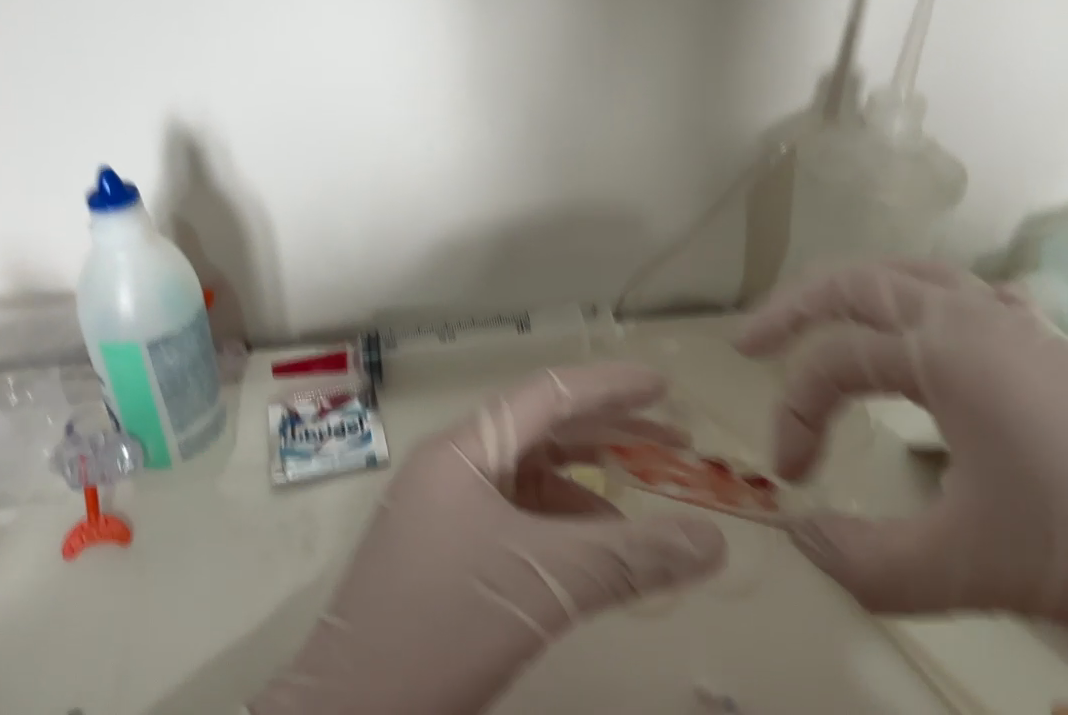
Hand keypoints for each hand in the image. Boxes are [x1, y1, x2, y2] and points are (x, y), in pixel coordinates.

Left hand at [249, 363, 726, 714]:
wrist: (352, 712)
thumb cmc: (445, 624)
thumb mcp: (545, 583)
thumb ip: (633, 557)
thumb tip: (716, 541)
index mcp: (464, 451)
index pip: (547, 395)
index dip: (609, 386)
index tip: (665, 385)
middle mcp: (452, 469)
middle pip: (541, 432)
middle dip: (607, 433)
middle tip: (672, 437)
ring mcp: (444, 512)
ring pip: (529, 479)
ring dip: (587, 483)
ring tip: (640, 497)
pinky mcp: (445, 554)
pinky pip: (515, 519)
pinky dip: (560, 525)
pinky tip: (594, 550)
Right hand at [739, 260, 1067, 714]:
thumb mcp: (969, 565)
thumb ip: (866, 559)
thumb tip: (798, 537)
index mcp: (949, 348)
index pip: (835, 363)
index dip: (795, 415)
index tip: (792, 478)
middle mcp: (980, 319)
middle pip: (863, 281)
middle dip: (797, 307)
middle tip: (751, 341)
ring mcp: (1025, 332)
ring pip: (920, 280)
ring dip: (861, 298)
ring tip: (824, 327)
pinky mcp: (1057, 358)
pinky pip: (973, 303)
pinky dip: (929, 308)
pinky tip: (938, 343)